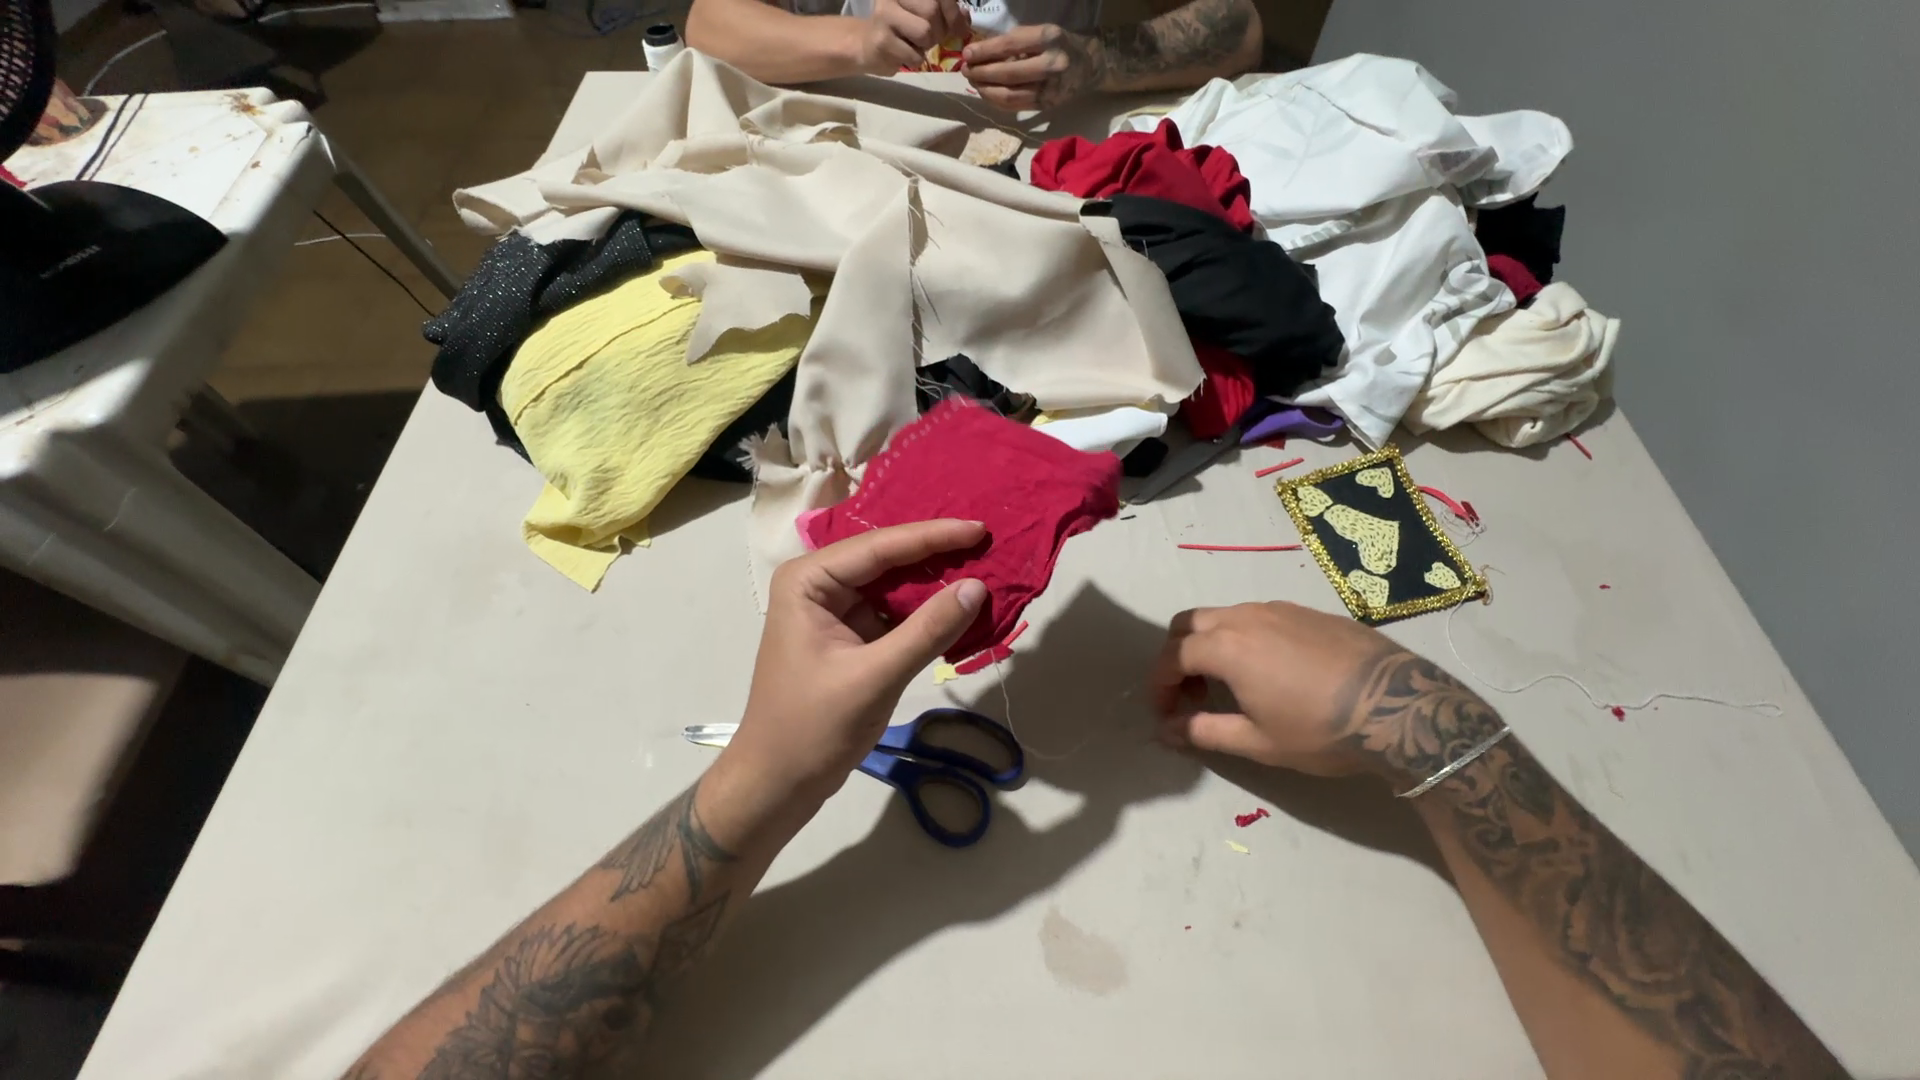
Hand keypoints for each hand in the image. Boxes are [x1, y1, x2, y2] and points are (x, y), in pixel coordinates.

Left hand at [723, 520, 987, 800]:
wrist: (779, 782)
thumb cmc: (813, 728)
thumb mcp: (875, 677)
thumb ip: (927, 630)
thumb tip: (977, 587)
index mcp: (809, 580)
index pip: (879, 546)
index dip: (932, 536)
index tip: (980, 529)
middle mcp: (820, 584)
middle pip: (887, 558)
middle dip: (937, 553)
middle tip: (989, 542)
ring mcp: (835, 610)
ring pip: (895, 584)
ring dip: (936, 582)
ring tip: (985, 567)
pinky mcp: (852, 635)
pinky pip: (896, 612)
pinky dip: (927, 612)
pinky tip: (962, 606)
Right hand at [857, 0, 969, 72]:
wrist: (866, 46)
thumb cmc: (899, 30)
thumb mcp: (922, 15)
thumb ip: (944, 13)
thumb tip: (965, 17)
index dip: (952, 10)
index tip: (959, 27)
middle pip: (931, 10)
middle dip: (939, 30)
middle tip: (931, 39)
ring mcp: (884, 16)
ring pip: (925, 32)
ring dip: (927, 46)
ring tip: (915, 46)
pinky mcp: (882, 41)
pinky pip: (914, 55)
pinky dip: (915, 60)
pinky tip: (903, 55)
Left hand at [961, 25, 1105, 109]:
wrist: (1090, 66)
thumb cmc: (1061, 45)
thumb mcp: (1043, 33)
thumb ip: (1016, 42)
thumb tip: (982, 52)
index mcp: (1049, 38)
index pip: (1009, 45)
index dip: (985, 52)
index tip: (967, 54)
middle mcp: (1051, 64)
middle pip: (1007, 74)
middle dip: (982, 73)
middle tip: (966, 70)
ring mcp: (1049, 89)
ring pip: (1009, 95)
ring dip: (986, 90)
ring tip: (973, 83)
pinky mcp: (1046, 106)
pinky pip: (1015, 107)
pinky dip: (997, 101)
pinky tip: (987, 93)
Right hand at [1150, 601, 1399, 776]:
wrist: (1402, 707)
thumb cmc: (1322, 730)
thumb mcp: (1258, 742)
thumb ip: (1203, 732)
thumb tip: (1165, 730)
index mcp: (1226, 647)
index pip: (1171, 656)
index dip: (1159, 684)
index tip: (1164, 712)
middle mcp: (1245, 617)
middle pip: (1189, 623)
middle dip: (1177, 655)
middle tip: (1191, 692)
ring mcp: (1279, 609)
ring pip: (1224, 615)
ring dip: (1210, 644)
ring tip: (1229, 682)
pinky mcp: (1308, 612)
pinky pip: (1258, 616)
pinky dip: (1244, 637)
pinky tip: (1269, 669)